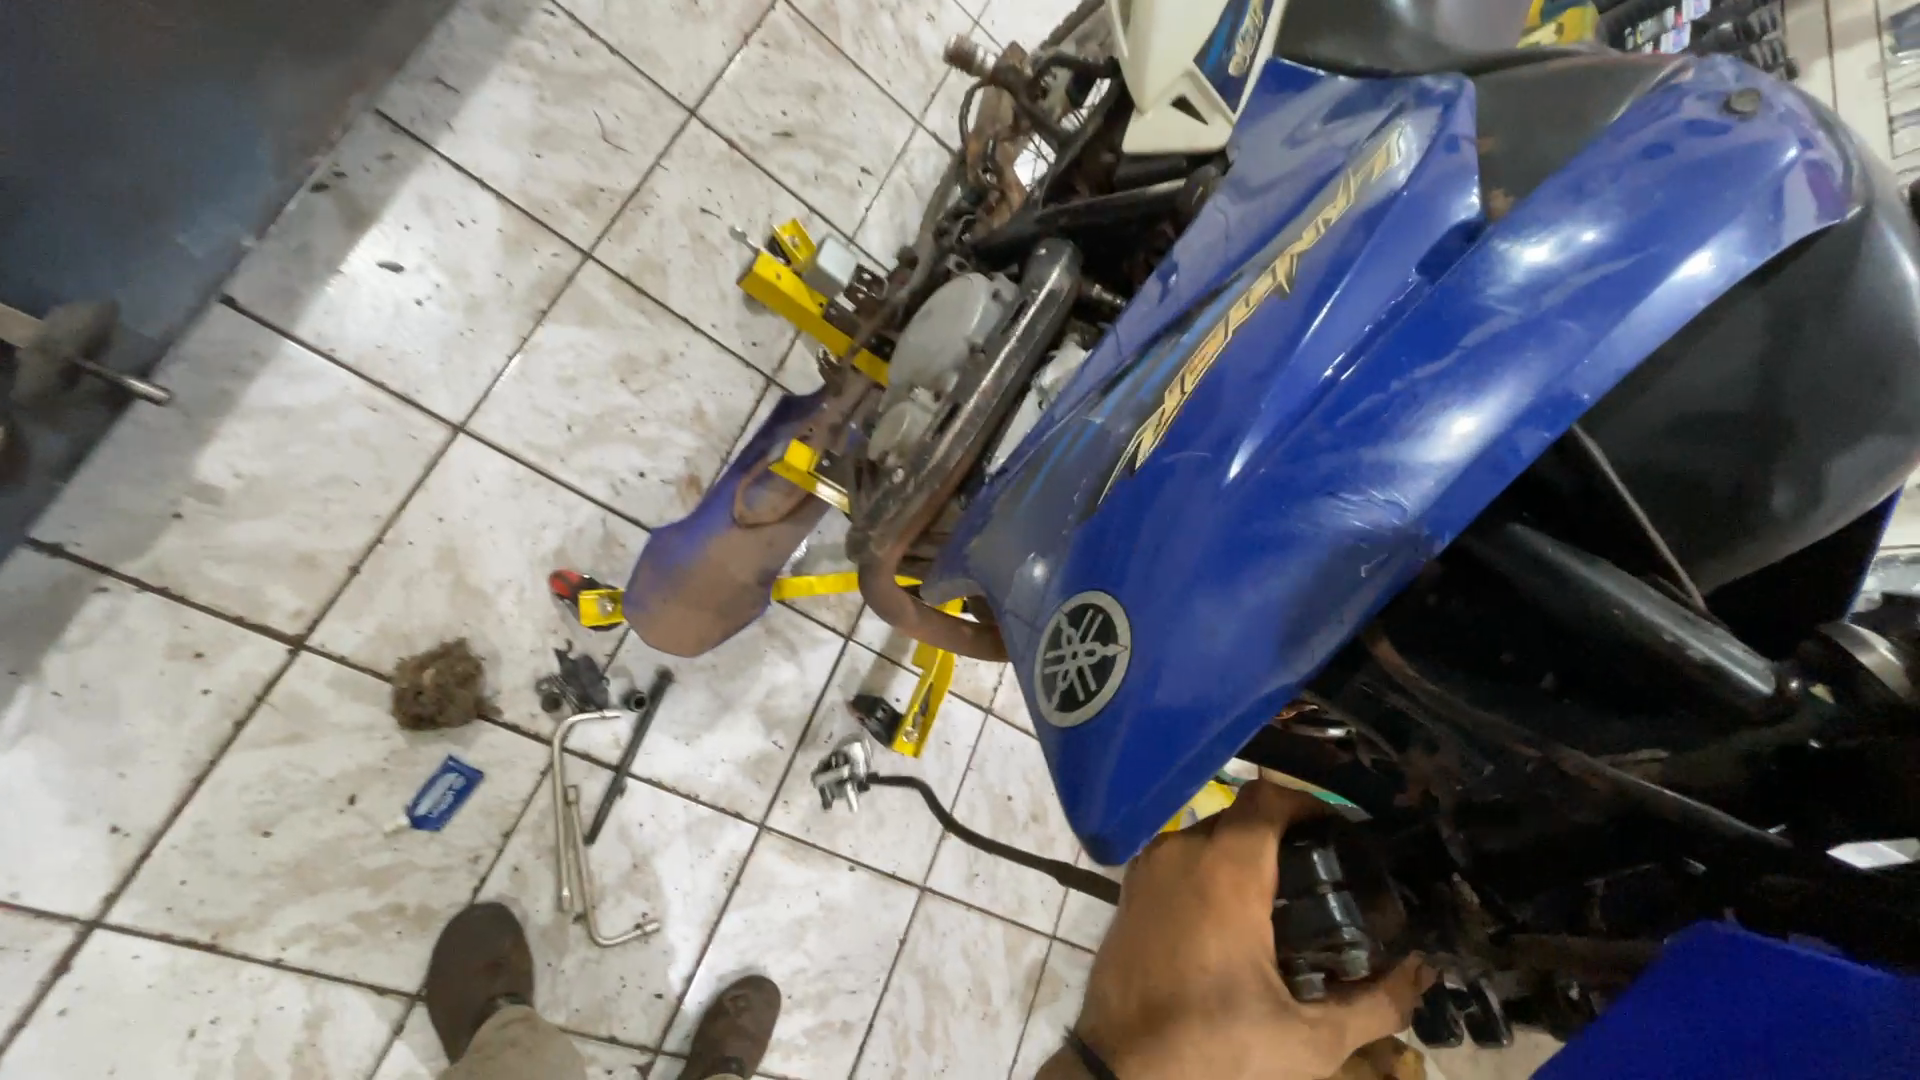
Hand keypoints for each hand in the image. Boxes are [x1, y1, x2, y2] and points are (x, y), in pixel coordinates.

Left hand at [1072, 780, 1430, 1079]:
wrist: (1120, 1073)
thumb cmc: (1216, 1052)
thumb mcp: (1308, 1040)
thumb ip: (1375, 1003)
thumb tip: (1421, 972)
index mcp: (1224, 871)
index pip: (1268, 797)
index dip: (1310, 802)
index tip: (1343, 832)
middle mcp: (1180, 852)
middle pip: (1241, 815)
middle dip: (1285, 835)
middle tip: (1326, 872)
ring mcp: (1147, 867)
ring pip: (1206, 835)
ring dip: (1246, 855)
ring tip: (1287, 898)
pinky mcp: (1128, 889)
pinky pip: (1179, 860)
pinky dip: (1210, 871)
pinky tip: (1237, 917)